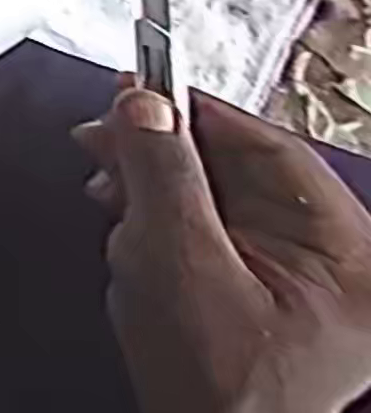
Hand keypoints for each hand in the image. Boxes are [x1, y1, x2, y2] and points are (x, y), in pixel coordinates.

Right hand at [73, 81, 370, 412]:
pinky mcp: (246, 265)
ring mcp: (288, 263)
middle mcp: (332, 256)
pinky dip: (146, 192)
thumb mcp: (174, 254)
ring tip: (101, 172)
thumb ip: (160, 175)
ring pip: (207, 180)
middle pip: (235, 164)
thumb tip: (145, 103)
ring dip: (143, 167)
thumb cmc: (208, 357)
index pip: (274, 152)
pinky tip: (116, 199)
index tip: (139, 86)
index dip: (201, 112)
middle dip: (157, 143)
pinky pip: (194, 205)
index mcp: (350, 257)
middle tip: (98, 132)